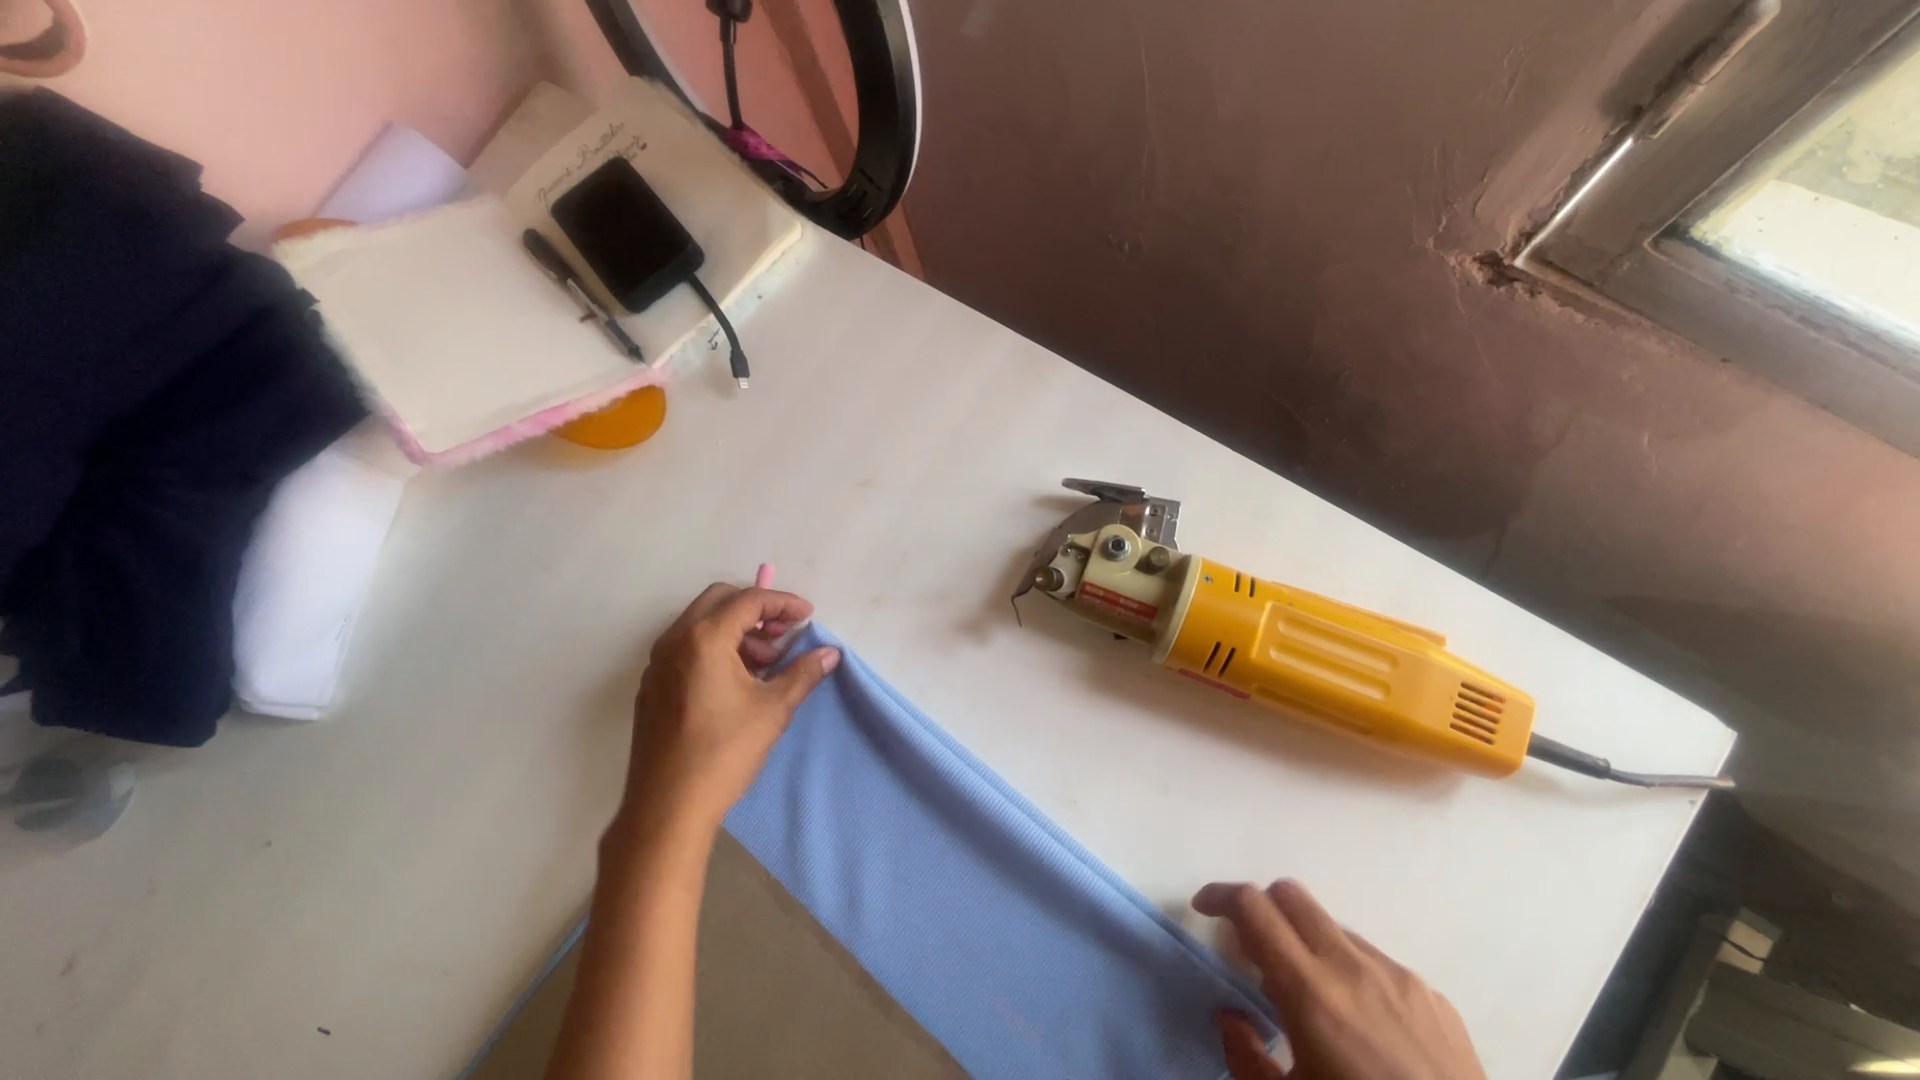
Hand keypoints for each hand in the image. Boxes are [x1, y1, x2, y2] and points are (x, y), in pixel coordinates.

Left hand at [619, 583, 839, 833]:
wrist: (668, 805)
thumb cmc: (724, 752)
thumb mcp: (773, 710)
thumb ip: (802, 673)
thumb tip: (829, 653)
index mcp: (704, 638)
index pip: (749, 600)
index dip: (783, 603)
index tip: (808, 616)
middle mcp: (674, 640)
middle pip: (720, 600)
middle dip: (757, 610)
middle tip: (785, 634)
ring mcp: (657, 663)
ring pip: (700, 624)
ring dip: (736, 630)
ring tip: (766, 664)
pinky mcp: (651, 685)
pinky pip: (686, 648)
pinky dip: (714, 648)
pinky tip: (736, 682)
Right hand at [1192, 880, 1486, 1079]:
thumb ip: (1246, 1057)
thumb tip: (1230, 1018)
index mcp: (1310, 992)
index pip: (1253, 907)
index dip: (1220, 896)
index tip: (1204, 909)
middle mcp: (1352, 967)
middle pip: (1292, 895)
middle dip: (1260, 907)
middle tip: (1249, 948)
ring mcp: (1398, 976)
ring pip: (1335, 928)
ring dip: (1306, 944)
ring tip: (1309, 1000)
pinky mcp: (1433, 996)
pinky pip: (1376, 963)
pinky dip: (1350, 973)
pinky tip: (1360, 1027)